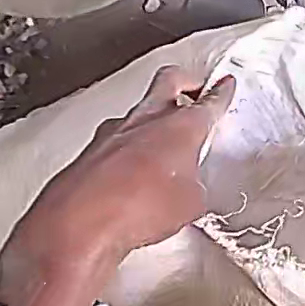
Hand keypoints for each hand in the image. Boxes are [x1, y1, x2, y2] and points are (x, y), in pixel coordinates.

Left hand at [0, 67, 235, 305]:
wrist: (80, 224)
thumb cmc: (137, 207)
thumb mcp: (191, 203)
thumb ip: (194, 185)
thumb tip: (188, 187)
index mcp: (181, 126)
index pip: (208, 101)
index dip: (221, 92)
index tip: (224, 85)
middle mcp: (147, 119)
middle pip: (169, 81)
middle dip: (186, 82)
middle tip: (195, 89)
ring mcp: (114, 132)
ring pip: (139, 110)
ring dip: (154, 118)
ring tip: (164, 137)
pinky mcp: (90, 152)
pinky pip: (116, 139)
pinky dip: (129, 146)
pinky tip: (134, 168)